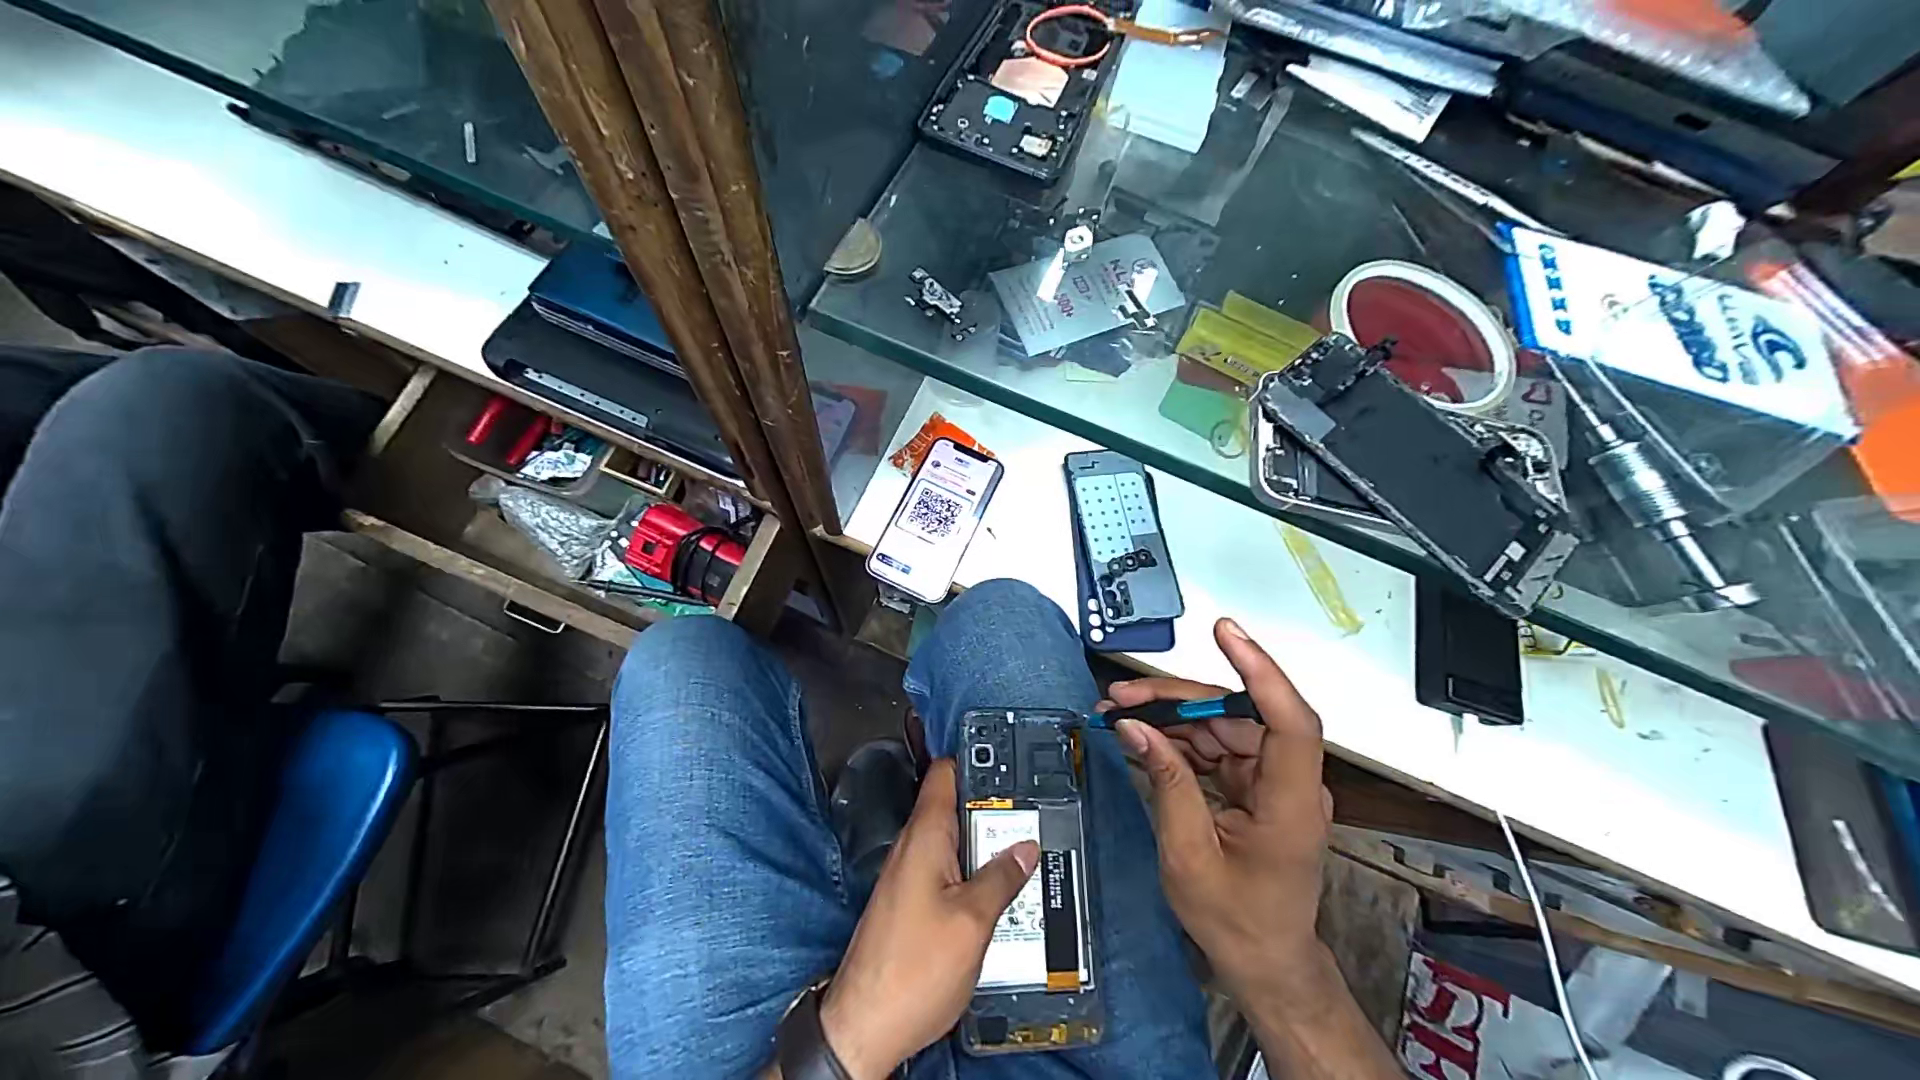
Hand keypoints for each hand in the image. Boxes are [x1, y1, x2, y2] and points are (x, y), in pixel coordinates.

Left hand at [819, 759, 1037, 1079]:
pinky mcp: (909, 900)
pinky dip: (971, 869)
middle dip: (990, 807)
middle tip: (1031, 810)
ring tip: (1024, 846)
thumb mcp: (973, 922)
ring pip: (953, 840)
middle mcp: (912, 847)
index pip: (944, 775)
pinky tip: (997, 886)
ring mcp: (908, 874)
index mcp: (924, 837)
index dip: (974, 760)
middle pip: (954, 807)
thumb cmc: (915, 969)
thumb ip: (1001, 878)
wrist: (866, 1025)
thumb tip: (1025, 847)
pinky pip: (945, 869)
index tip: (1006, 758)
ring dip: (984, 842)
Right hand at [1102, 618, 1334, 1005]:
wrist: (1266, 962)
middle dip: (1177, 698)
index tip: (1226, 633)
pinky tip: (1144, 735)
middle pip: (1238, 715)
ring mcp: (1272, 782)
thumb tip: (1135, 726)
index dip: (1261, 671)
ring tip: (1120, 712)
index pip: (1290, 721)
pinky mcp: (1256, 786)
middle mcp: (1288, 783)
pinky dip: (1179, 739)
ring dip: (1171, 716)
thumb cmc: (1235, 920)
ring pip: (1222, 725)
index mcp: (1288, 805)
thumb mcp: (1188, 854)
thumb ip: (1166, 781)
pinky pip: (1217, 746)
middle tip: (1122, 696)